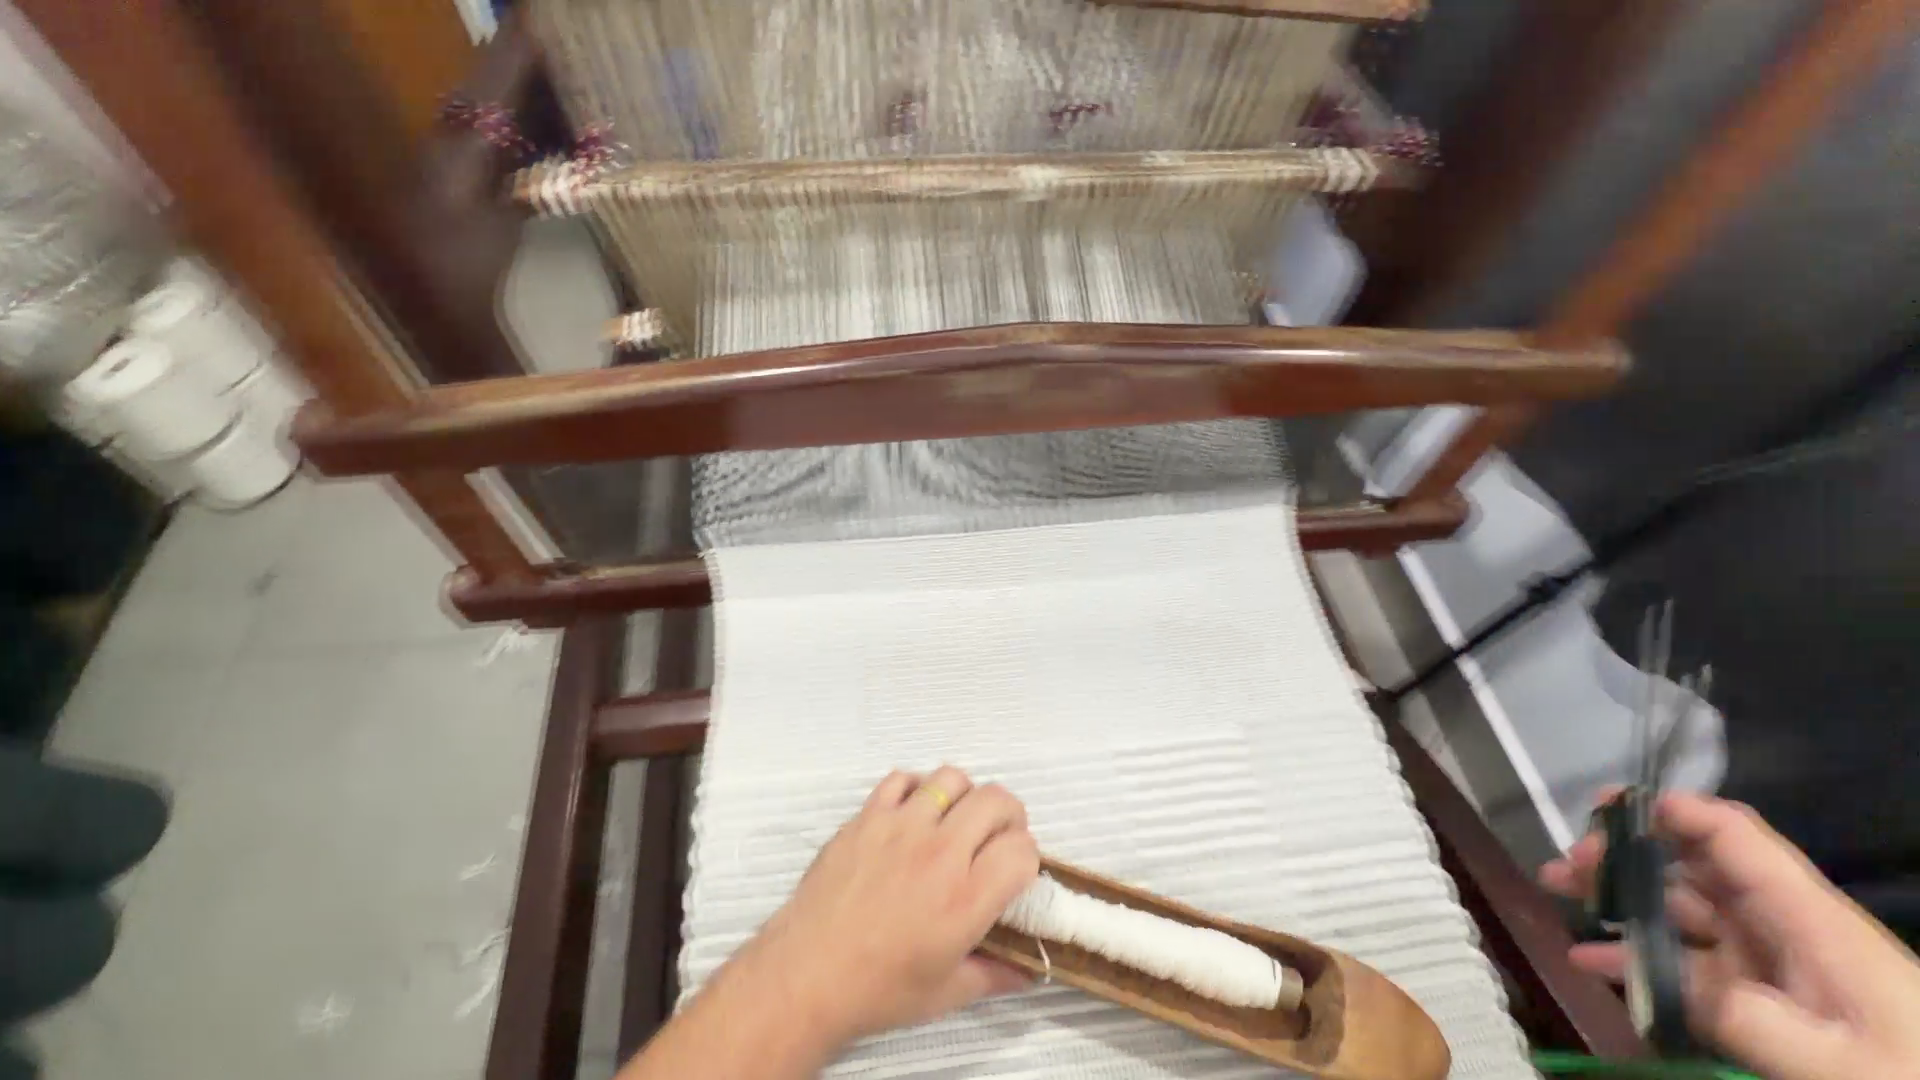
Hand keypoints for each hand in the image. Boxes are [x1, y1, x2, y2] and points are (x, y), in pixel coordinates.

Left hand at [735, 767, 1039, 1045]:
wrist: (807, 974)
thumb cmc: (877, 989)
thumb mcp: (946, 993)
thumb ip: (995, 975)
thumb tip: (1027, 970)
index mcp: (967, 898)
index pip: (1023, 849)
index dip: (1027, 858)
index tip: (1014, 873)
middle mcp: (941, 852)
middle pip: (997, 801)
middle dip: (1008, 818)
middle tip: (995, 839)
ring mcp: (901, 827)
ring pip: (951, 779)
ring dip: (964, 797)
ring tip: (955, 821)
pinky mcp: (867, 817)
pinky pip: (901, 779)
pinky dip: (916, 788)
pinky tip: (913, 813)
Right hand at [1540, 792, 1919, 1079]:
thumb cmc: (1909, 1077)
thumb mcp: (1828, 1061)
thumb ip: (1734, 1013)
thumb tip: (1648, 973)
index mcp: (1809, 920)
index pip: (1736, 837)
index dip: (1674, 810)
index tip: (1610, 804)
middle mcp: (1783, 926)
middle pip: (1694, 866)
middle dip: (1624, 853)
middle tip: (1568, 860)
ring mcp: (1770, 962)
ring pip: (1680, 909)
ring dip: (1617, 897)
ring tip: (1556, 890)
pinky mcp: (1761, 994)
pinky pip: (1686, 960)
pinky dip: (1634, 953)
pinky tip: (1590, 958)